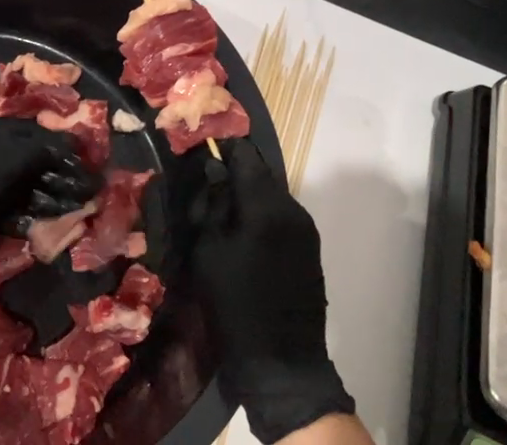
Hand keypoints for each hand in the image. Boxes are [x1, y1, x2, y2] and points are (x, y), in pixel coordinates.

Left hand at [0, 117, 97, 278]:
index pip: (42, 134)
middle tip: (92, 192)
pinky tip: (56, 225)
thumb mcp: (15, 155)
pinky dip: (37, 217)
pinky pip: (20, 211)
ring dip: (56, 198)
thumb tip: (77, 144)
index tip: (92, 163)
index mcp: (0, 131)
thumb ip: (47, 148)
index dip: (67, 148)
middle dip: (65, 176)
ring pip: (32, 188)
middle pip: (39, 163)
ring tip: (81, 209)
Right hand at [194, 139, 354, 443]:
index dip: (220, 144)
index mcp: (267, 205)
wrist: (282, 363)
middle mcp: (293, 209)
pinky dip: (258, 215)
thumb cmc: (235, 305)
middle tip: (200, 179)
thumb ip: (210, 205)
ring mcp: (306, 230)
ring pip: (270, 196)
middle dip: (231, 172)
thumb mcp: (208, 251)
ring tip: (216, 208)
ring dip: (245, 195)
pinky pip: (280, 217)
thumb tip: (212, 172)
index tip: (197, 143)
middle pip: (259, 174)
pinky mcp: (310, 250)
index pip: (244, 154)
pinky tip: (238, 232)